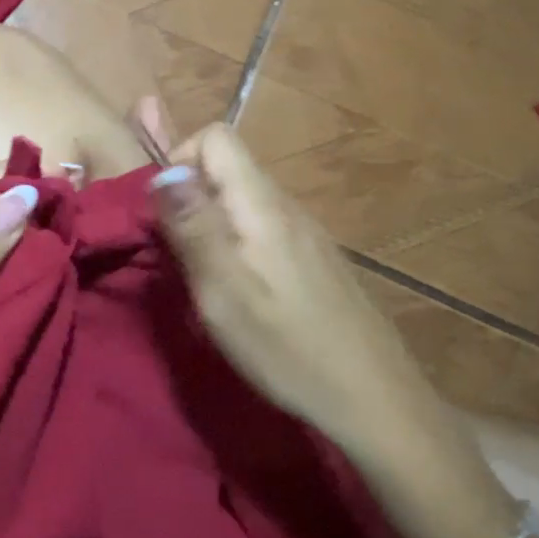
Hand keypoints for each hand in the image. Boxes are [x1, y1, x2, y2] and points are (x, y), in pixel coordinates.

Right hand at [140, 105, 442, 447]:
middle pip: (228, 168)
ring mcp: (306, 233)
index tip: (164, 215)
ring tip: (206, 280)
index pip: (216, 136)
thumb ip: (192, 226)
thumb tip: (163, 172)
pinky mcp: (315, 261)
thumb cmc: (288, 347)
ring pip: (243, 201)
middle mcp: (287, 206)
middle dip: (190, 199)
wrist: (375, 401)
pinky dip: (238, 246)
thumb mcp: (223, 291)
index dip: (178, 162)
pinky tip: (244, 295)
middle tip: (179, 257)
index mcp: (262, 204)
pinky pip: (262, 229)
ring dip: (212, 225)